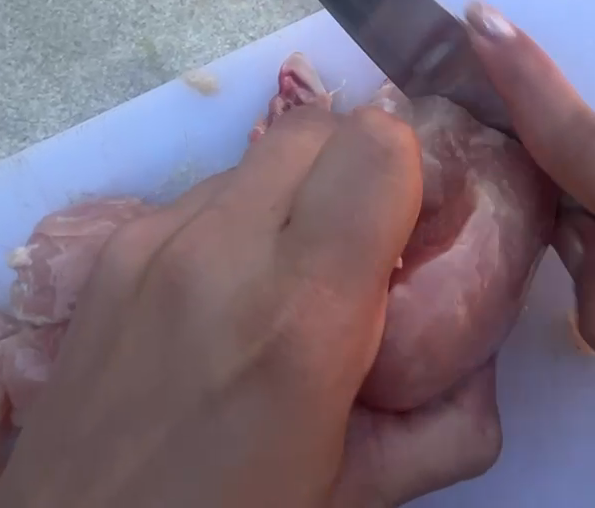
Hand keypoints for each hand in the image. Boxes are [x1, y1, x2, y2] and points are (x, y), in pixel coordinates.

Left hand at [0, 106, 499, 507]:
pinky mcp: (116, 243)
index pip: (377, 144)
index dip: (409, 167)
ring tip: (292, 262)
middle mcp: (223, 252)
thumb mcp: (361, 494)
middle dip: (358, 160)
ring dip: (300, 186)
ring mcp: (157, 237)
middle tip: (364, 231)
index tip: (414, 219)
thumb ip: (446, 420)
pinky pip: (209, 188)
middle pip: (321, 123)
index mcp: (302, 317)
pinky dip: (243, 212)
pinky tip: (229, 286)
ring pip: (263, 151)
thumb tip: (478, 355)